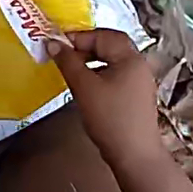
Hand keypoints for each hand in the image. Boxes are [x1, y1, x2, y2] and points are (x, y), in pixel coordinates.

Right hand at [52, 29, 169, 169]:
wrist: (135, 155)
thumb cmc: (110, 118)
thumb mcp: (84, 87)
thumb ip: (68, 62)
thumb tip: (53, 43)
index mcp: (130, 58)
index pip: (103, 35)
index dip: (78, 37)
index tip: (56, 44)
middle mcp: (138, 65)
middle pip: (110, 45)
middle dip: (85, 46)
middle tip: (63, 54)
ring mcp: (139, 81)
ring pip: (112, 61)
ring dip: (91, 60)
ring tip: (71, 69)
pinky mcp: (136, 96)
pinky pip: (115, 75)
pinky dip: (99, 73)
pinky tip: (85, 85)